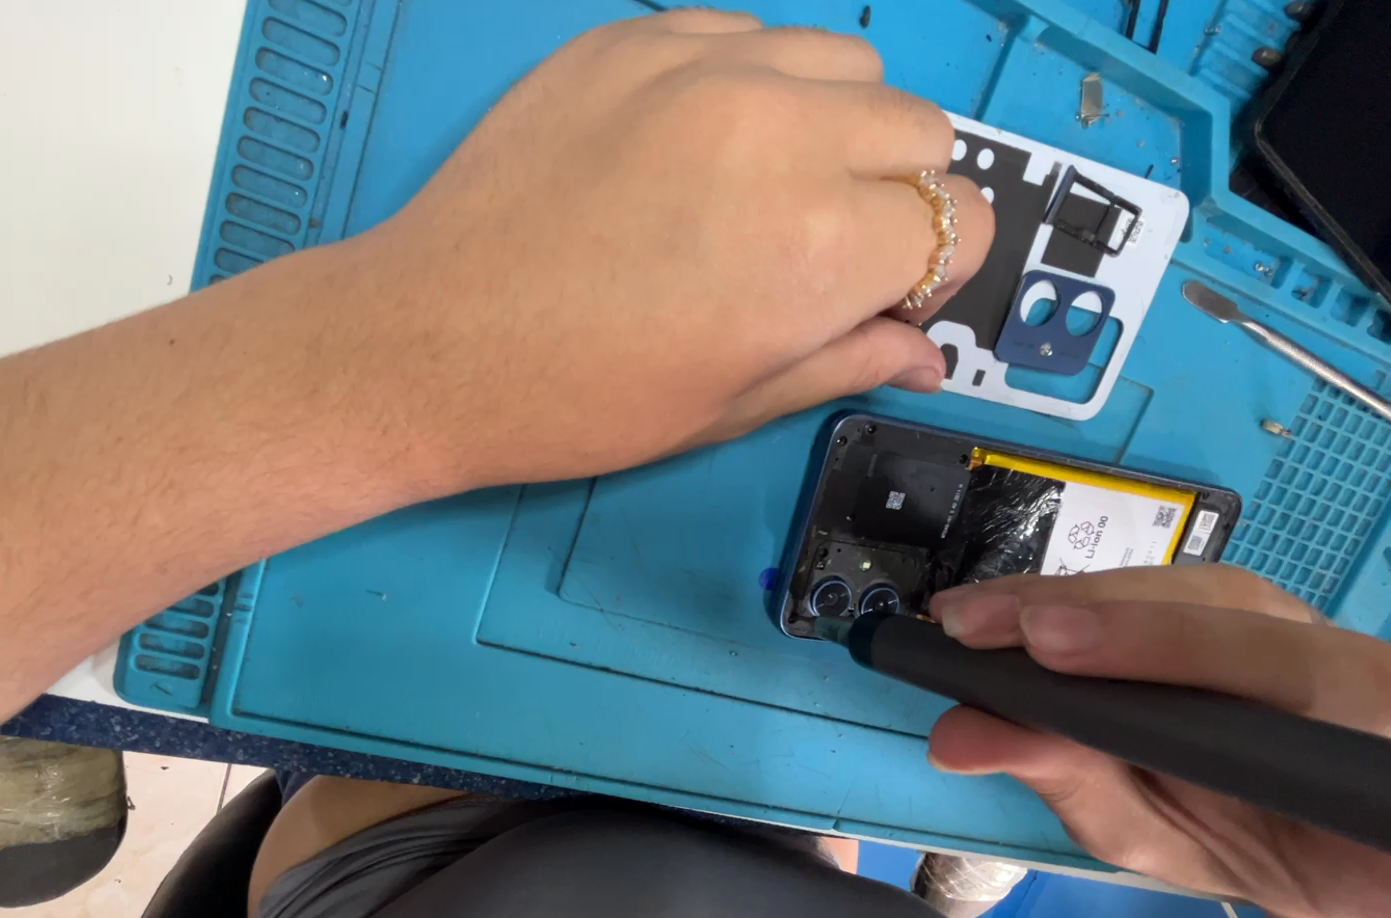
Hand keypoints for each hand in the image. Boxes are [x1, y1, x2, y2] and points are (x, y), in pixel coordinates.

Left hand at [335, 10, 992, 486]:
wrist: (430, 346)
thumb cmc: (576, 402)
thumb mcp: (726, 408)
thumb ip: (843, 365)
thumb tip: (922, 355)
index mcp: (816, 250)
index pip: (960, 226)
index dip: (929, 277)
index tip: (877, 305)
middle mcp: (780, 136)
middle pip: (921, 135)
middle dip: (898, 202)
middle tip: (826, 257)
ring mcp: (701, 71)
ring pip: (848, 69)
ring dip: (839, 134)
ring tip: (766, 197)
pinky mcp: (631, 41)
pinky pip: (751, 37)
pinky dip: (760, 91)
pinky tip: (701, 152)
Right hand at [925, 566, 1390, 917]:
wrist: (1338, 837)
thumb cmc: (1255, 849)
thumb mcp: (1163, 844)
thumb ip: (1074, 787)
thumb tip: (956, 736)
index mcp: (1362, 710)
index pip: (1251, 657)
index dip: (1145, 641)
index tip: (1042, 644)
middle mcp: (1317, 634)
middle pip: (1189, 598)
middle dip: (1068, 605)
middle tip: (964, 625)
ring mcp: (1265, 607)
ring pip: (1149, 581)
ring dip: (1043, 595)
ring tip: (959, 617)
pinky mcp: (1205, 598)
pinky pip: (1123, 589)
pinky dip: (1047, 597)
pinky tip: (990, 609)